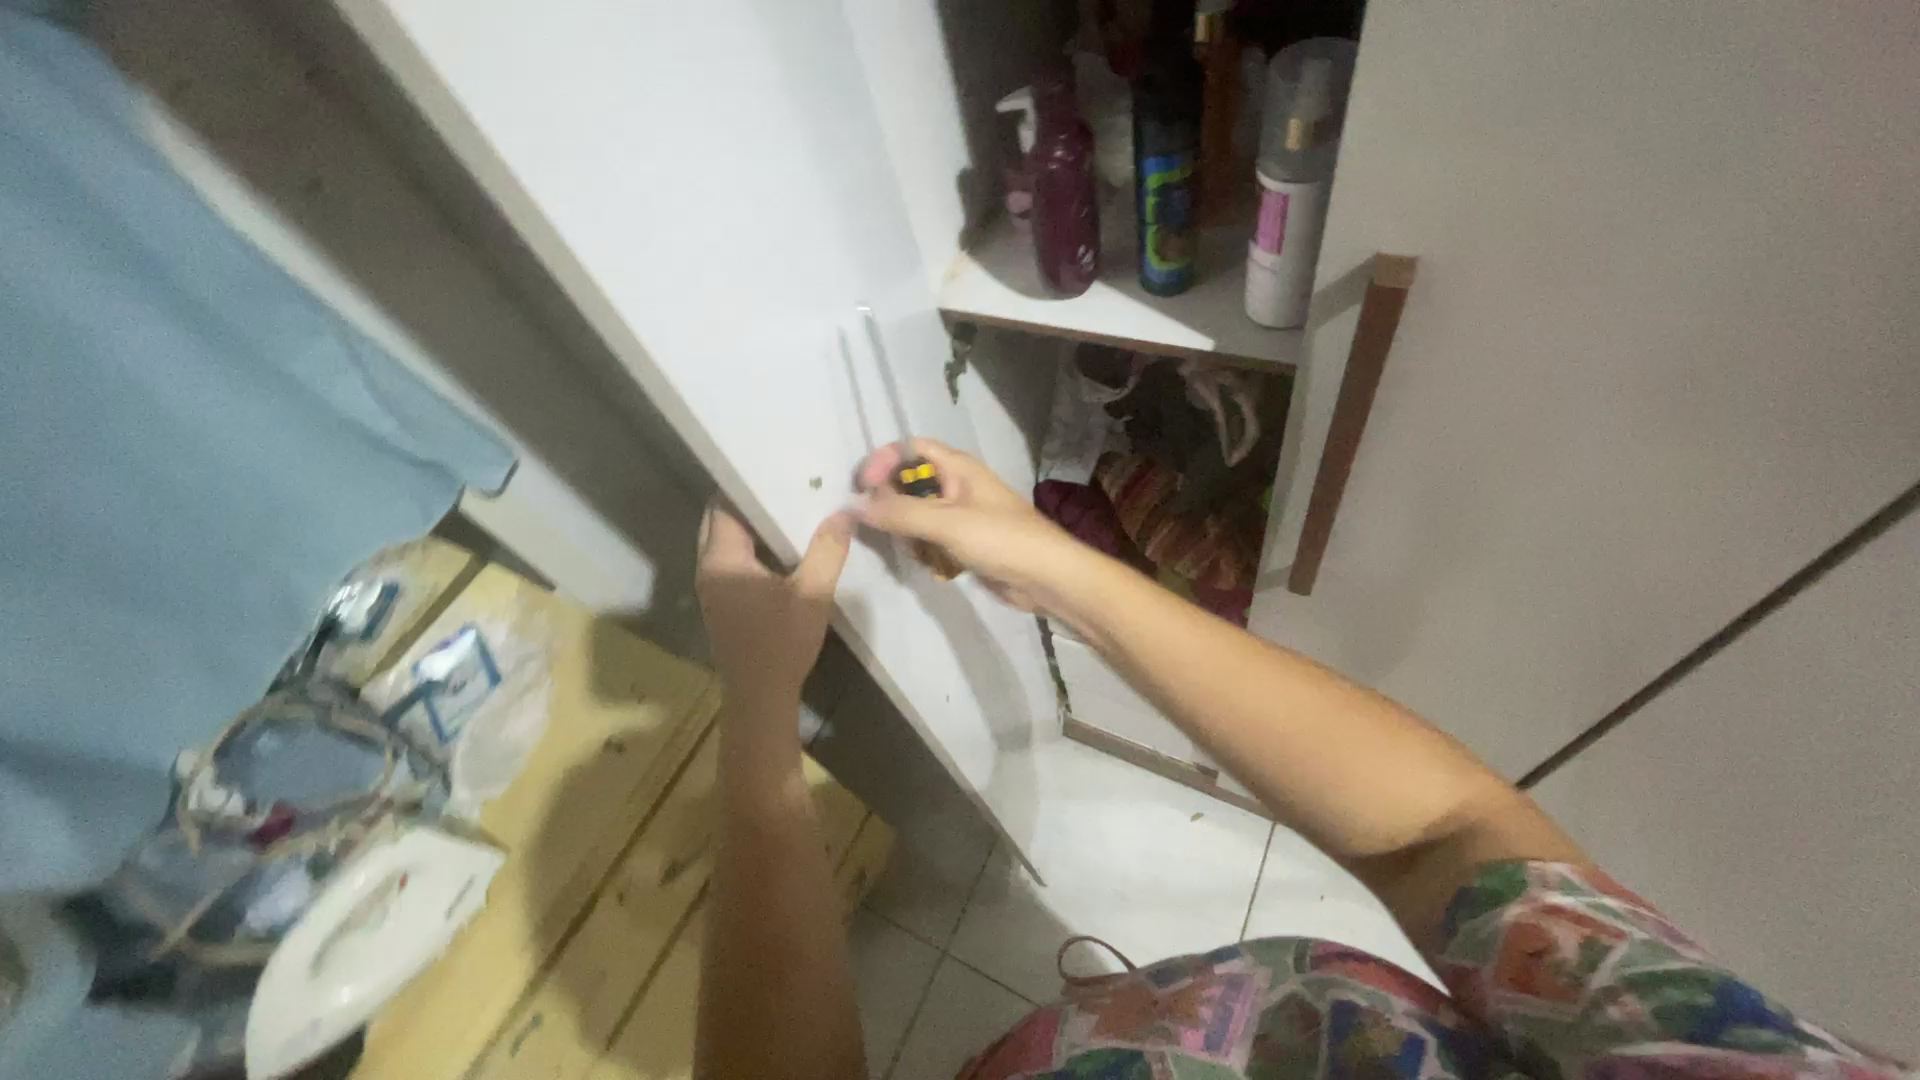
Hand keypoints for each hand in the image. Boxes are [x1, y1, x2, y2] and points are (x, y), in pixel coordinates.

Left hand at [696, 500, 851, 705]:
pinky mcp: (723, 602)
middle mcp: (708, 568)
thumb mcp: (812, 594)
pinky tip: (786, 546)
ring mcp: (712, 587)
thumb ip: (827, 550)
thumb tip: (844, 512)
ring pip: (727, 542)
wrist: (760, 697)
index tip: (776, 467)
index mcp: (722, 560)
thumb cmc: (781, 643)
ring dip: (754, 526)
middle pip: (722, 520)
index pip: (724, 505)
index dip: (748, 484)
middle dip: (752, 502)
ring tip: (791, 508)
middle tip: (788, 484)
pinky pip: (734, 561)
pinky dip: (754, 548)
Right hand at [854, 439, 1092, 612]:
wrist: (1047, 578)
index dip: (883, 462)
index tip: (863, 489)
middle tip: (880, 527)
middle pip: (910, 483)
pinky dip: (924, 550)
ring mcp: (962, 515)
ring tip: (912, 550)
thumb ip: (899, 513)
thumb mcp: (946, 523)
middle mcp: (957, 485)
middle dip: (891, 504)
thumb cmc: (1001, 540)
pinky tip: (930, 565)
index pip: (910, 448)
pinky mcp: (965, 542)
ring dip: (907, 532)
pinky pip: (931, 539)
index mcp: (957, 467)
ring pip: (917, 515)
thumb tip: (854, 506)